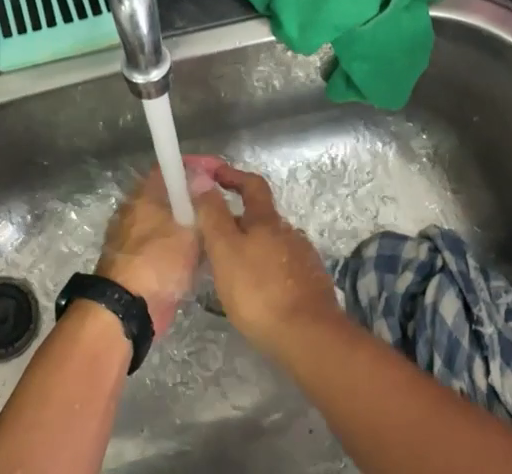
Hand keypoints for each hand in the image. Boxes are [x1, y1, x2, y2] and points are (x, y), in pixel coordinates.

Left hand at [95, 159, 211, 333]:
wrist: (127, 310)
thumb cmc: (157, 262)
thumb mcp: (186, 229)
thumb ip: (198, 202)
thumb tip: (203, 175)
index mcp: (144, 195)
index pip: (170, 167)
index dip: (196, 165)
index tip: (218, 170)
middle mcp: (137, 211)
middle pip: (171, 194)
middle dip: (197, 196)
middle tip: (225, 202)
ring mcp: (136, 238)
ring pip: (171, 221)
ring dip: (192, 224)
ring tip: (221, 227)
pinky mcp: (141, 262)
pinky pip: (168, 244)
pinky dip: (185, 246)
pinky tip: (205, 253)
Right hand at [194, 164, 344, 354]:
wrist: (309, 336)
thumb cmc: (259, 291)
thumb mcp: (226, 250)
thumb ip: (213, 215)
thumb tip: (202, 179)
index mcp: (267, 220)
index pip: (252, 184)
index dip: (232, 175)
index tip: (213, 175)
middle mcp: (289, 232)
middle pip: (260, 217)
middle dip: (236, 220)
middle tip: (211, 237)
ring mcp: (303, 258)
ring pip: (270, 244)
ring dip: (250, 248)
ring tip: (228, 269)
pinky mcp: (310, 284)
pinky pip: (281, 267)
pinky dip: (264, 270)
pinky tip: (254, 290)